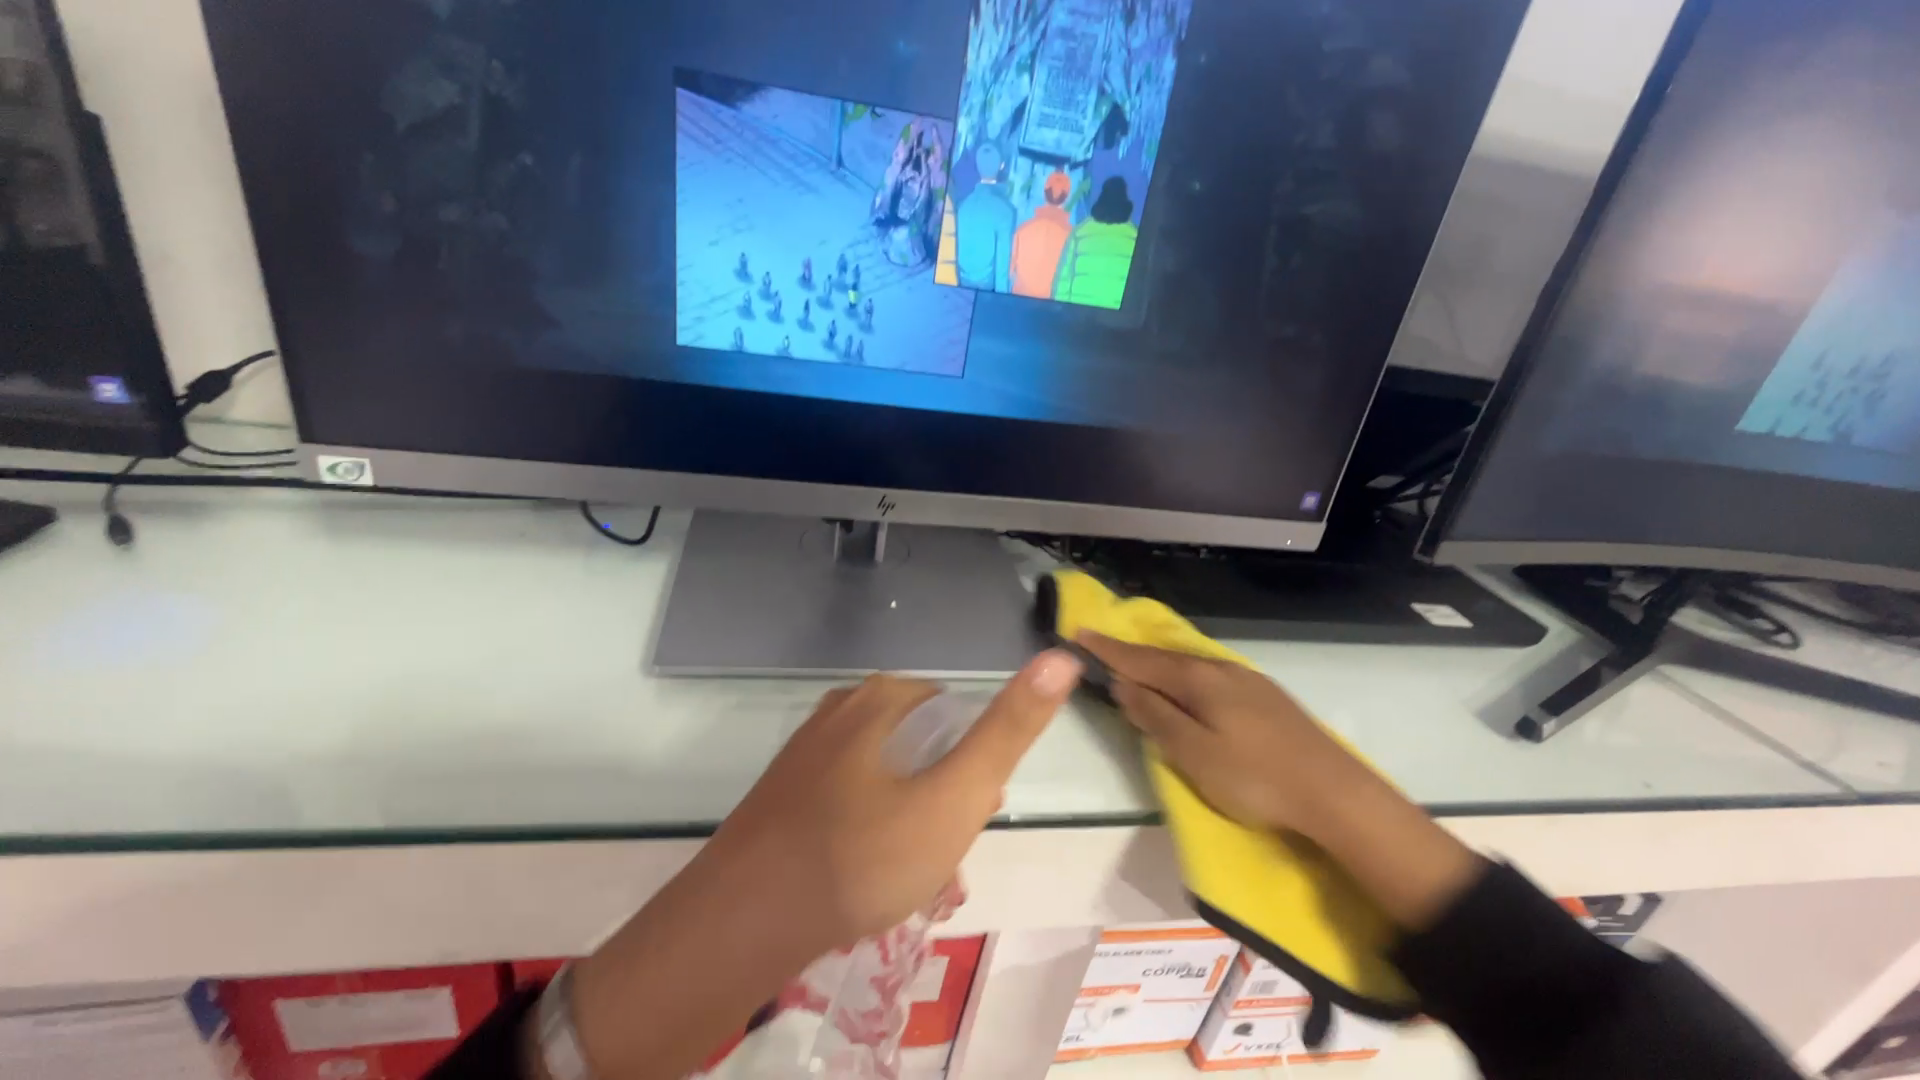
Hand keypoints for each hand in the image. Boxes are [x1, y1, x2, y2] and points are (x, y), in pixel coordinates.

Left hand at [705, 650, 1083, 950]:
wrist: (744, 921)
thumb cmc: (863, 856)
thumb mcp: (954, 797)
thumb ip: (1009, 731)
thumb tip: (1061, 658)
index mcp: (882, 700)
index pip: (957, 717)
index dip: (974, 772)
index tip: (966, 823)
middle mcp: (840, 712)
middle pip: (921, 750)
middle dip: (941, 804)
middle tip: (941, 864)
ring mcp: (805, 754)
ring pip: (887, 783)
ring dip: (910, 827)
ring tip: (911, 885)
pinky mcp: (784, 796)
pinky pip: (849, 806)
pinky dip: (870, 838)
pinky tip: (868, 885)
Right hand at [1077, 633, 1361, 839]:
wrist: (1335, 793)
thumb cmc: (1255, 777)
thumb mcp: (1193, 753)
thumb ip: (1156, 717)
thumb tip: (1123, 685)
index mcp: (1199, 680)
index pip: (1140, 660)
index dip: (1107, 649)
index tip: (1077, 633)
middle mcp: (1222, 669)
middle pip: (1165, 658)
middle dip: (1130, 653)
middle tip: (1099, 649)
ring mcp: (1248, 681)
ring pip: (1190, 666)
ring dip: (1158, 666)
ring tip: (1135, 668)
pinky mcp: (1266, 698)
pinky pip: (1209, 676)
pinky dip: (1184, 678)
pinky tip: (1186, 688)